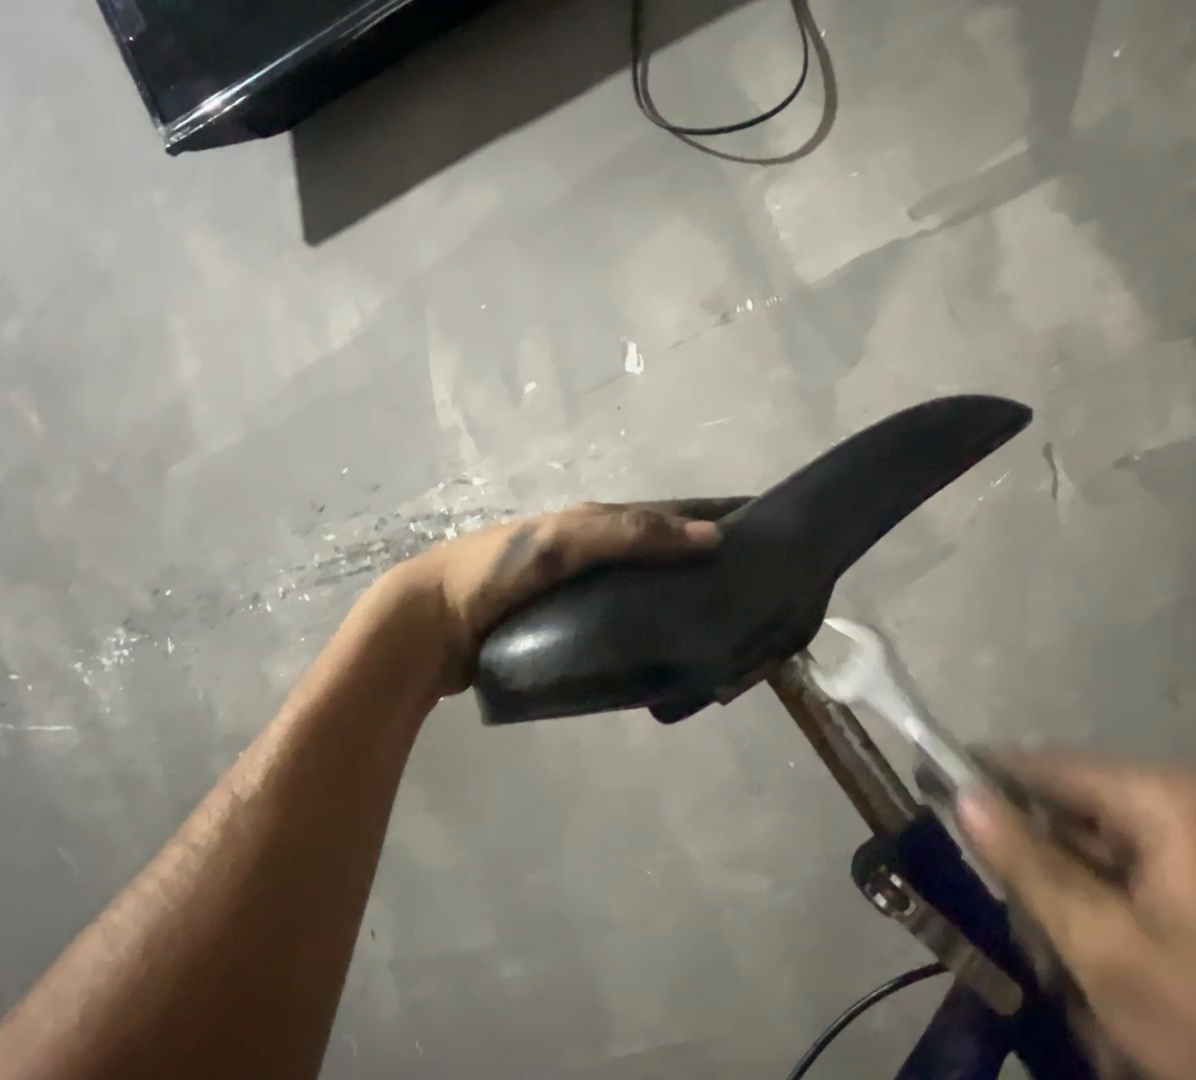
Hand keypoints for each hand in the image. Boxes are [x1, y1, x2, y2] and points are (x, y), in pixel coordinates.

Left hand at [398, 498, 745, 692]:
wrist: (431, 627)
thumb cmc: (497, 571)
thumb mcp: (564, 541)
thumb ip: (631, 534)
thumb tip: (712, 537)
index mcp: (597, 522)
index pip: (670, 515)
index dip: (715, 518)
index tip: (765, 535)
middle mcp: (597, 555)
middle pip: (666, 557)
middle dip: (709, 568)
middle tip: (755, 595)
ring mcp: (586, 596)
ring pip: (650, 596)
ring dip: (686, 608)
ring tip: (728, 633)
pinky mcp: (575, 633)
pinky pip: (628, 630)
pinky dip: (658, 637)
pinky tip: (680, 658)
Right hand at [956, 750, 1195, 1079]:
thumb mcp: (1109, 951)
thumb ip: (1030, 865)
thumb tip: (962, 794)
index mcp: (1166, 800)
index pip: (1044, 765)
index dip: (983, 784)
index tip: (930, 812)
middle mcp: (1191, 811)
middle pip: (1070, 822)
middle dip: (1042, 888)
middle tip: (1039, 954)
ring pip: (1099, 872)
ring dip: (1077, 930)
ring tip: (1091, 999)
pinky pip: (1139, 902)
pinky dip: (1116, 948)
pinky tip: (1124, 1010)